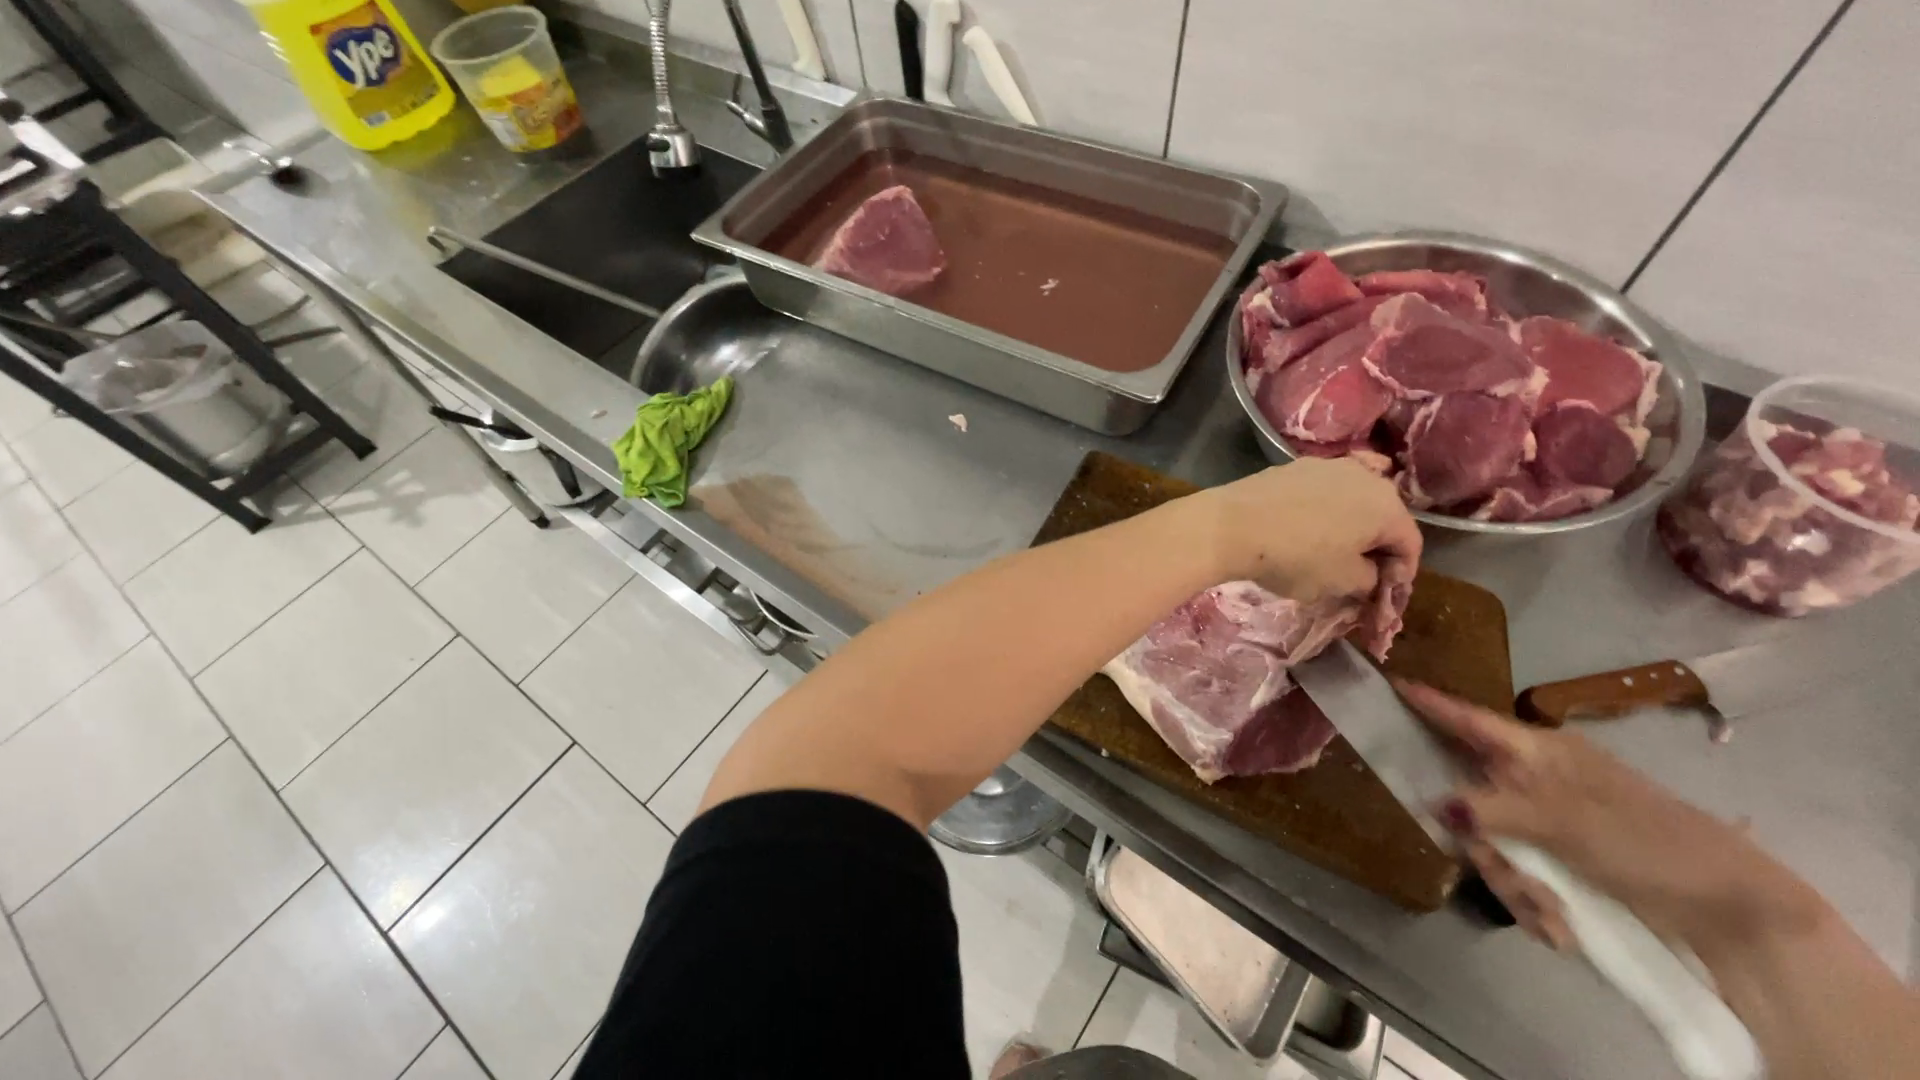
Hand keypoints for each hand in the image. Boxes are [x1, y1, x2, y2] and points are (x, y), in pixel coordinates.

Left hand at [1197, 458, 1421, 602]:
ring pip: (1356, 498)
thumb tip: (1370, 574)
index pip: (1410, 543)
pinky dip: (1328, 507)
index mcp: (1387, 506)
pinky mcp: (1297, 466)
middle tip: (1362, 574)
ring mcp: (1330, 466)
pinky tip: (1315, 521)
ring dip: (1354, 524)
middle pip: (1386, 516)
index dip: (1402, 573)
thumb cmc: (1296, 557)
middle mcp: (1367, 477)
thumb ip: (1370, 580)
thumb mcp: (1342, 582)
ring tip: (1338, 548)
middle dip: (1379, 546)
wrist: (1231, 525)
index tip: (1383, 595)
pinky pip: (1326, 489)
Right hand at [1394, 680, 1805, 955]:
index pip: (1471, 721)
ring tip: (1553, 916)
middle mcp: (1535, 783)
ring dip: (1515, 886)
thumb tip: (1435, 802)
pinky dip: (1534, 905)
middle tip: (1513, 877)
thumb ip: (1496, 809)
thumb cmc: (1649, 843)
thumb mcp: (1567, 821)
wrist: (1727, 909)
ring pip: (1490, 847)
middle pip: (1469, 802)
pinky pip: (1517, 877)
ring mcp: (1548, 824)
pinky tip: (1561, 926)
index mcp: (1539, 754)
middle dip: (1486, 849)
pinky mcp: (1561, 863)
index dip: (1432, 704)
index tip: (1393, 683)